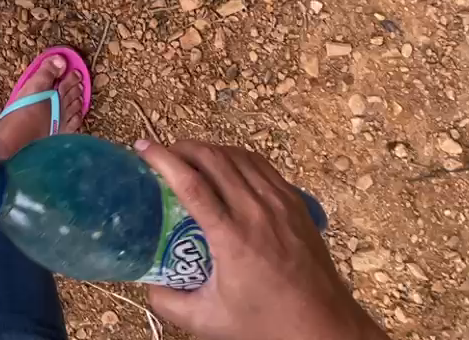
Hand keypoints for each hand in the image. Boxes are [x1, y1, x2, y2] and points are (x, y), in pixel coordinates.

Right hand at [136, 140, 386, 339]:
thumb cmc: (267, 326)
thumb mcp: (211, 322)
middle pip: (212, 158)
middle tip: (165, 155)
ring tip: (192, 158)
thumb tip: (145, 283)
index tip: (141, 147)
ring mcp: (279, 203)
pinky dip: (236, 157)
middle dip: (182, 147)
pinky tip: (227, 166)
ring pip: (236, 155)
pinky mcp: (295, 202)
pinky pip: (260, 164)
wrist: (326, 332)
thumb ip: (170, 303)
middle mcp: (255, 212)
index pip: (190, 183)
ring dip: (208, 149)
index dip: (162, 159)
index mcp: (232, 238)